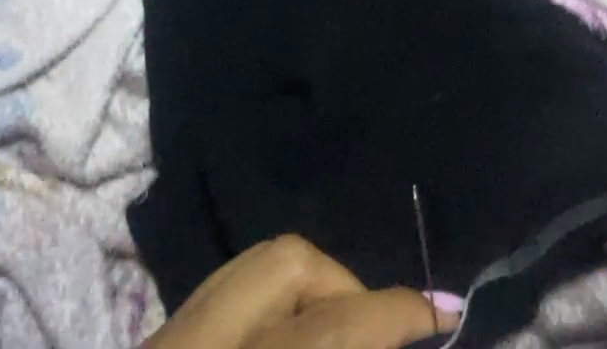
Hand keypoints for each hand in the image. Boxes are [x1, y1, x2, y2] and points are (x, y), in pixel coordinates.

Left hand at [144, 234, 458, 348]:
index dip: (398, 314)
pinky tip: (290, 345)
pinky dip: (275, 306)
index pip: (330, 331)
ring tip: (341, 338)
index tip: (449, 315)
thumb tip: (397, 345)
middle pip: (286, 264)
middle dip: (350, 289)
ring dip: (312, 291)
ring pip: (253, 266)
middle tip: (384, 337)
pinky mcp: (158, 344)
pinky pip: (229, 293)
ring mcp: (167, 341)